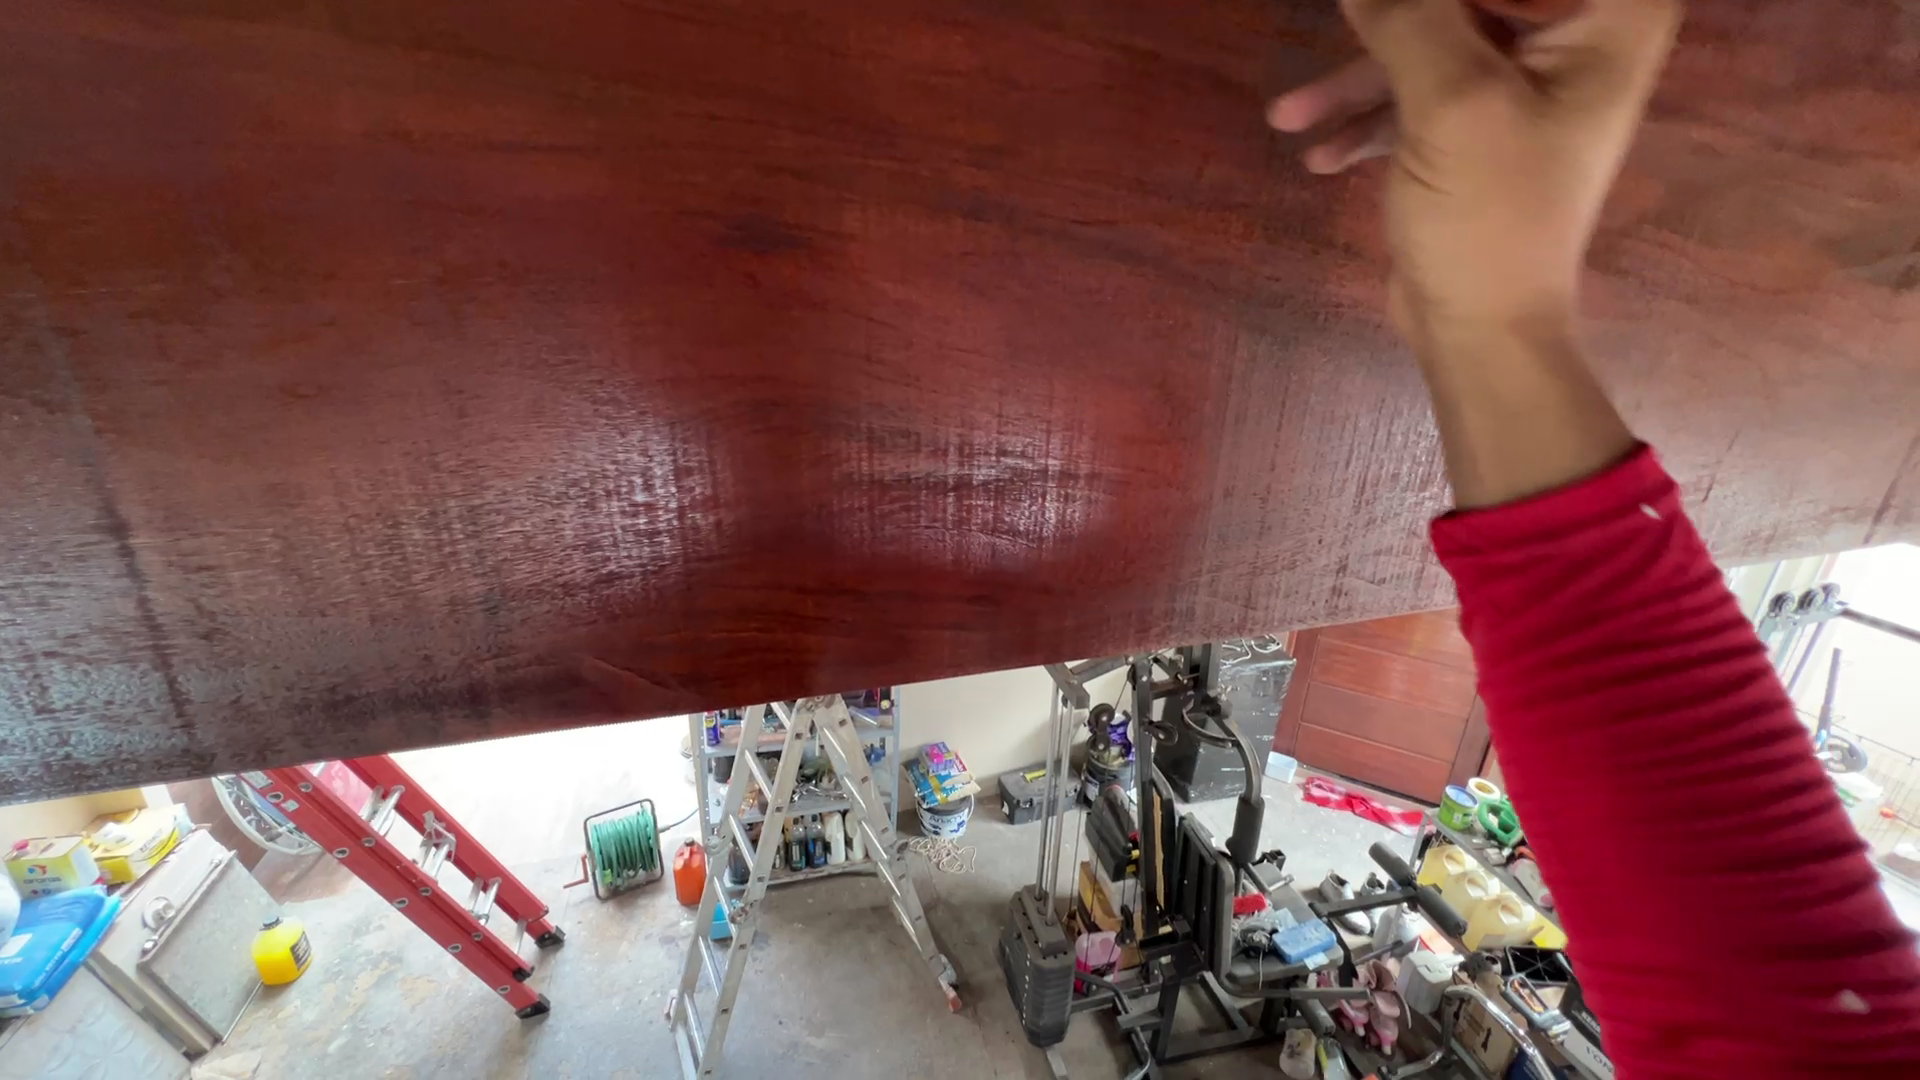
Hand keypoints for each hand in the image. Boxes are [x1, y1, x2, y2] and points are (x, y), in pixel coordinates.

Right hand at [1268, 0, 1681, 340]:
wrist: (1478, 324)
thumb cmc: (1486, 216)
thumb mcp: (1450, 108)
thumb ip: (1410, 22)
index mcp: (1605, 14)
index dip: (1425, 1)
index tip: (1374, 10)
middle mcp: (1571, 41)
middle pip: (1464, 5)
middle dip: (1382, 29)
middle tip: (1328, 27)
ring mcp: (1519, 92)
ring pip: (1426, 55)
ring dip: (1353, 87)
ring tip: (1285, 118)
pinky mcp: (1473, 137)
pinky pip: (1413, 107)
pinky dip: (1364, 127)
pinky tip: (1320, 159)